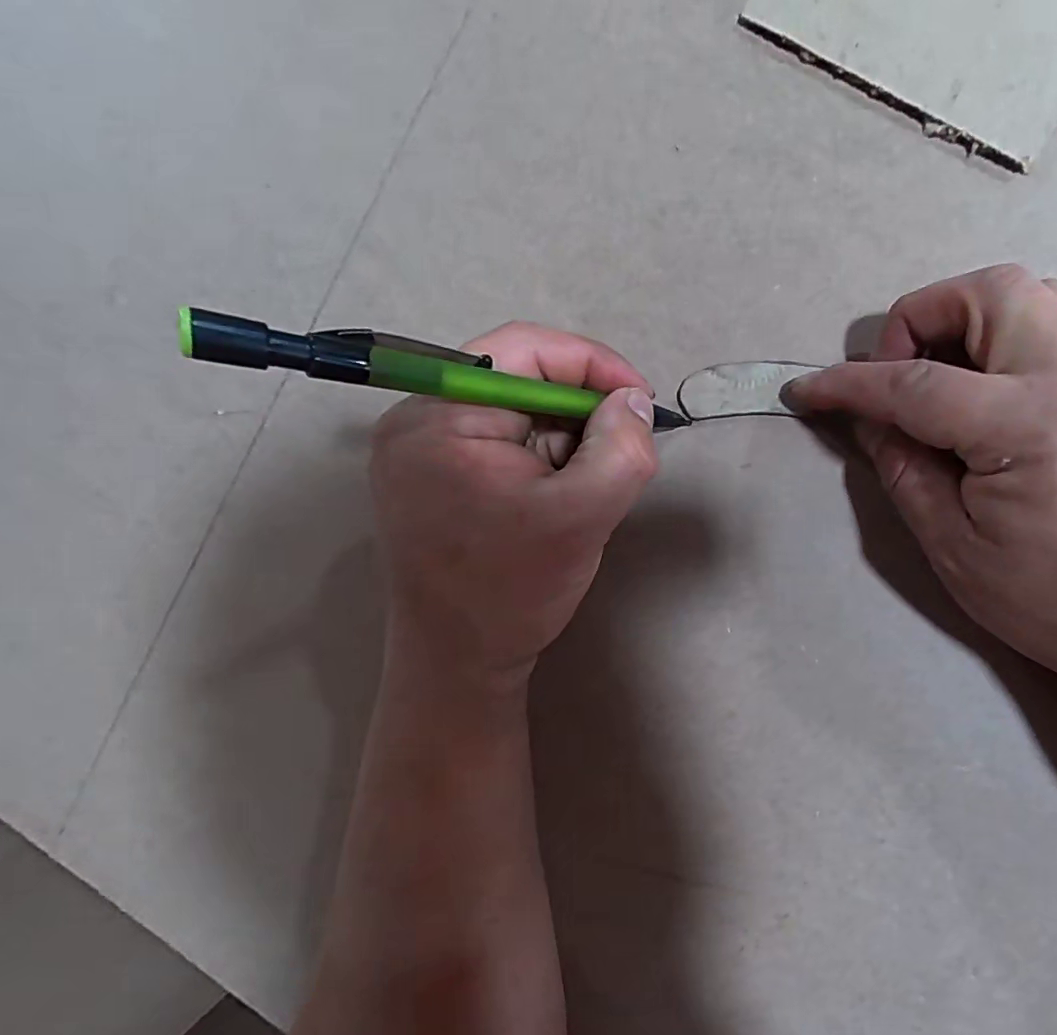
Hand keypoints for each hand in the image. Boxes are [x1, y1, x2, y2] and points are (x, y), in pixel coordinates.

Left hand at [370, 322, 659, 690]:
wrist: (457, 663)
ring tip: (579, 493)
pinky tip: (552, 502)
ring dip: (562, 442)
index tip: (639, 400)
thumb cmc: (510, 593)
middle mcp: (417, 420)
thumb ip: (622, 449)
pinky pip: (500, 442)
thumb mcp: (582, 517)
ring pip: (514, 413)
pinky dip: (540, 460)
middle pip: (517, 380)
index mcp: (438, 417)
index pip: (522, 350)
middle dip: (579, 414)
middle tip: (618, 455)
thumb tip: (632, 400)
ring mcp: (419, 449)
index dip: (591, 363)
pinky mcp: (431, 475)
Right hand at [786, 266, 1056, 719]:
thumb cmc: (1056, 604)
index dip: (850, 384)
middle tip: (895, 377)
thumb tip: (871, 421)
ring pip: (1037, 296)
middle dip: (920, 319)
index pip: (917, 384)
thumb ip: (905, 471)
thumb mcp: (954, 548)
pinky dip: (1008, 345)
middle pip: (991, 292)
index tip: (807, 389)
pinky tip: (992, 403)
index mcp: (1033, 426)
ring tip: (942, 382)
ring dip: (970, 321)